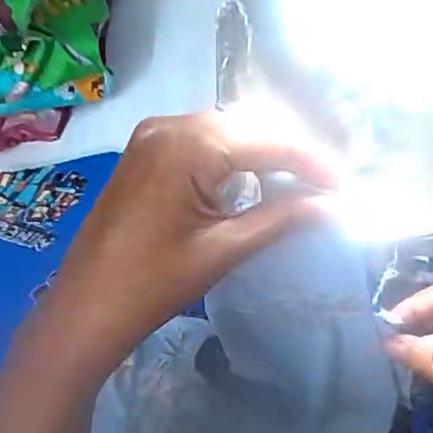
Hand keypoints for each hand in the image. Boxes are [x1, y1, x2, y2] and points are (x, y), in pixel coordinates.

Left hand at [41, 111, 336, 376]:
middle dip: (293, 152)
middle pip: (249, 125)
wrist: (85, 307)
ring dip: (265, 151)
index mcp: (188, 144)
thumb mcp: (223, 249)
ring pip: (226, 129)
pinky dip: (234, 156)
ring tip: (301, 184)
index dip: (314, 164)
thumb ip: (281, 219)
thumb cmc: (153, 283)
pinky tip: (256, 179)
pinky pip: (201, 141)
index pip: (270, 141)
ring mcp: (152, 136)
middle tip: (328, 186)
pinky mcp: (144, 152)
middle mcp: (169, 125)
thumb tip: (335, 207)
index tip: (347, 189)